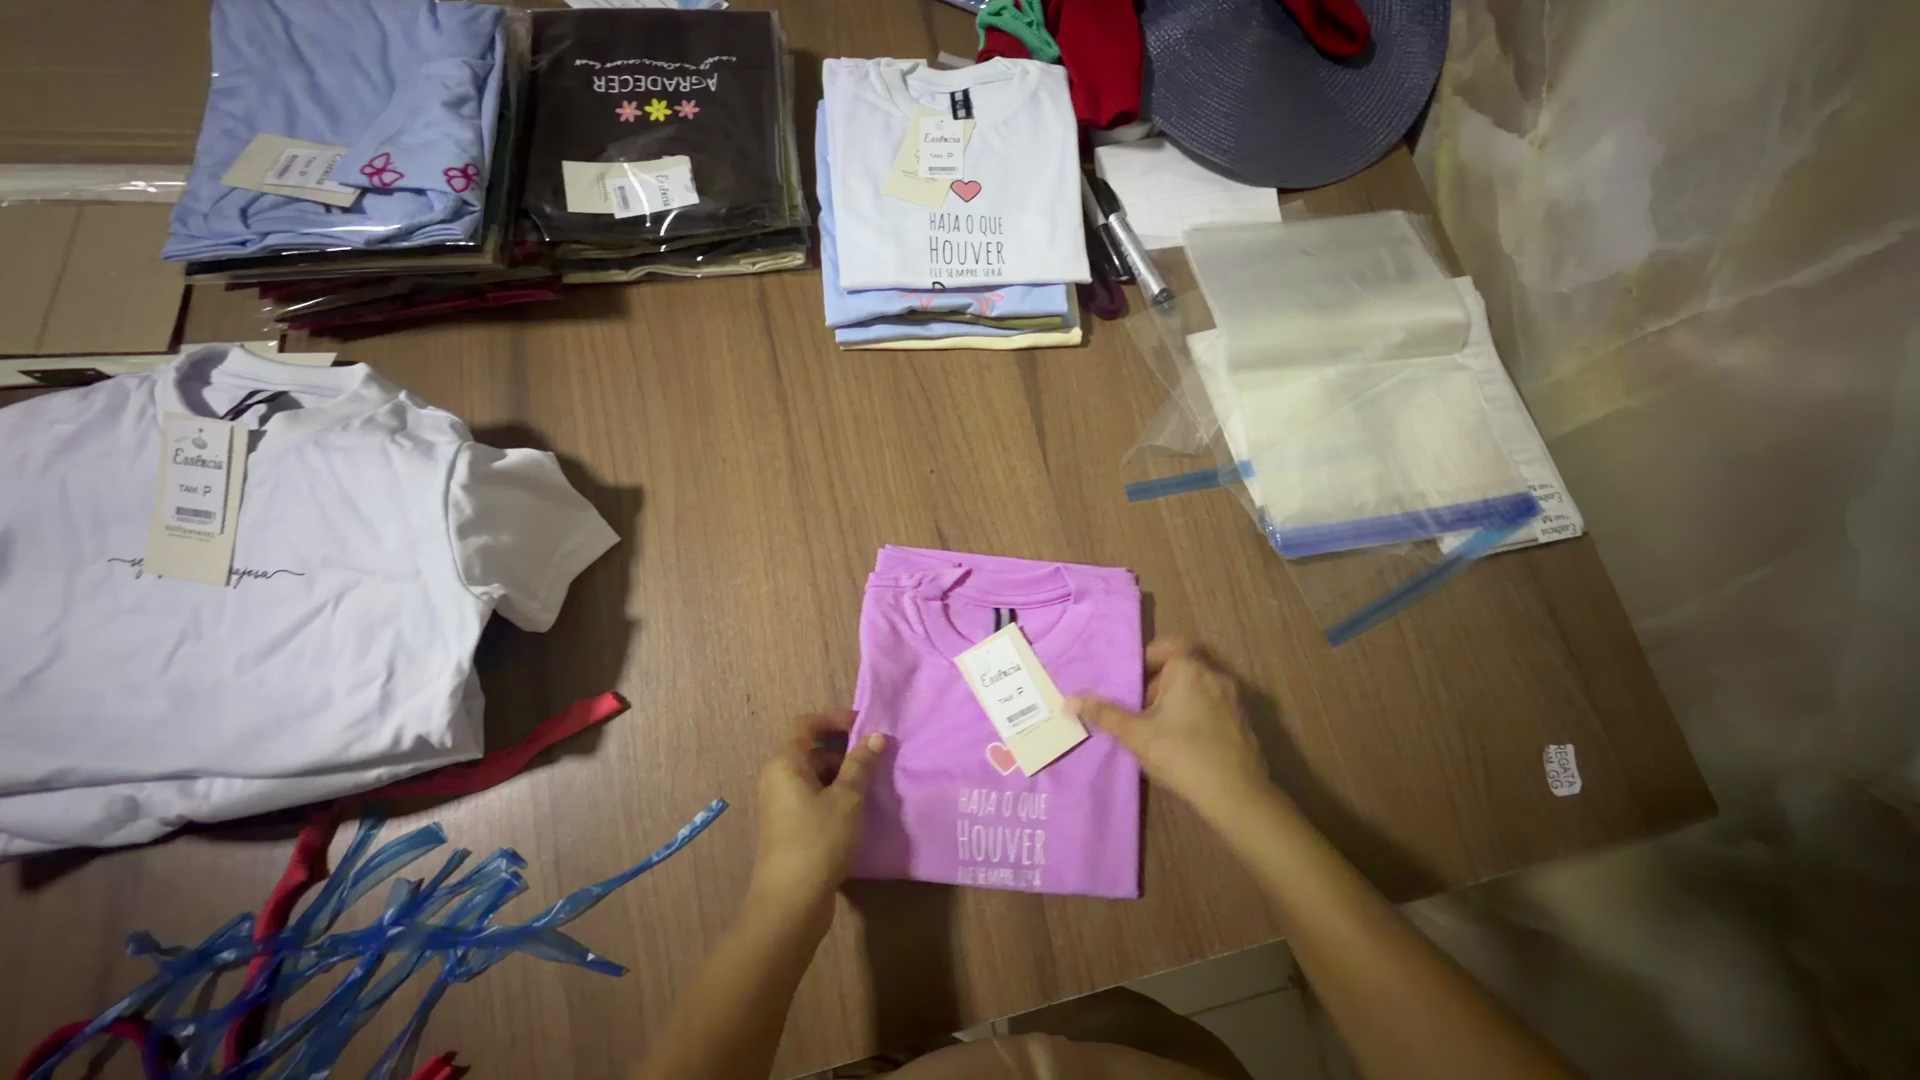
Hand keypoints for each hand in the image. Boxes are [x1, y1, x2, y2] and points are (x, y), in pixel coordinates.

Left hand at [747, 711, 885, 921]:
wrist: (791, 902)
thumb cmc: (818, 840)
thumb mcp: (847, 798)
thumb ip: (861, 764)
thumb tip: (875, 737)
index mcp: (785, 763)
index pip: (806, 724)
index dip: (834, 720)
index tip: (865, 726)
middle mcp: (778, 779)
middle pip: (811, 750)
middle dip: (845, 749)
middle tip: (878, 756)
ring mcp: (782, 805)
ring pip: (816, 776)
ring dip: (844, 775)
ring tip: (875, 783)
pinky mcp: (791, 828)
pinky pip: (815, 798)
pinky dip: (836, 796)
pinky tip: (861, 809)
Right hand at [1067, 640, 1272, 817]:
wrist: (1236, 795)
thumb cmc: (1181, 755)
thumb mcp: (1136, 735)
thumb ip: (1103, 714)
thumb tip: (1068, 700)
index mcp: (1189, 669)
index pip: (1166, 646)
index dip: (1144, 660)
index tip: (1129, 684)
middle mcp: (1215, 675)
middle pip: (1179, 668)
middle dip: (1157, 686)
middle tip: (1137, 711)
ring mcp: (1234, 700)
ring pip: (1197, 690)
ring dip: (1176, 703)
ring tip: (1157, 730)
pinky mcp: (1243, 723)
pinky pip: (1213, 708)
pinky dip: (1196, 717)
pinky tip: (1183, 745)